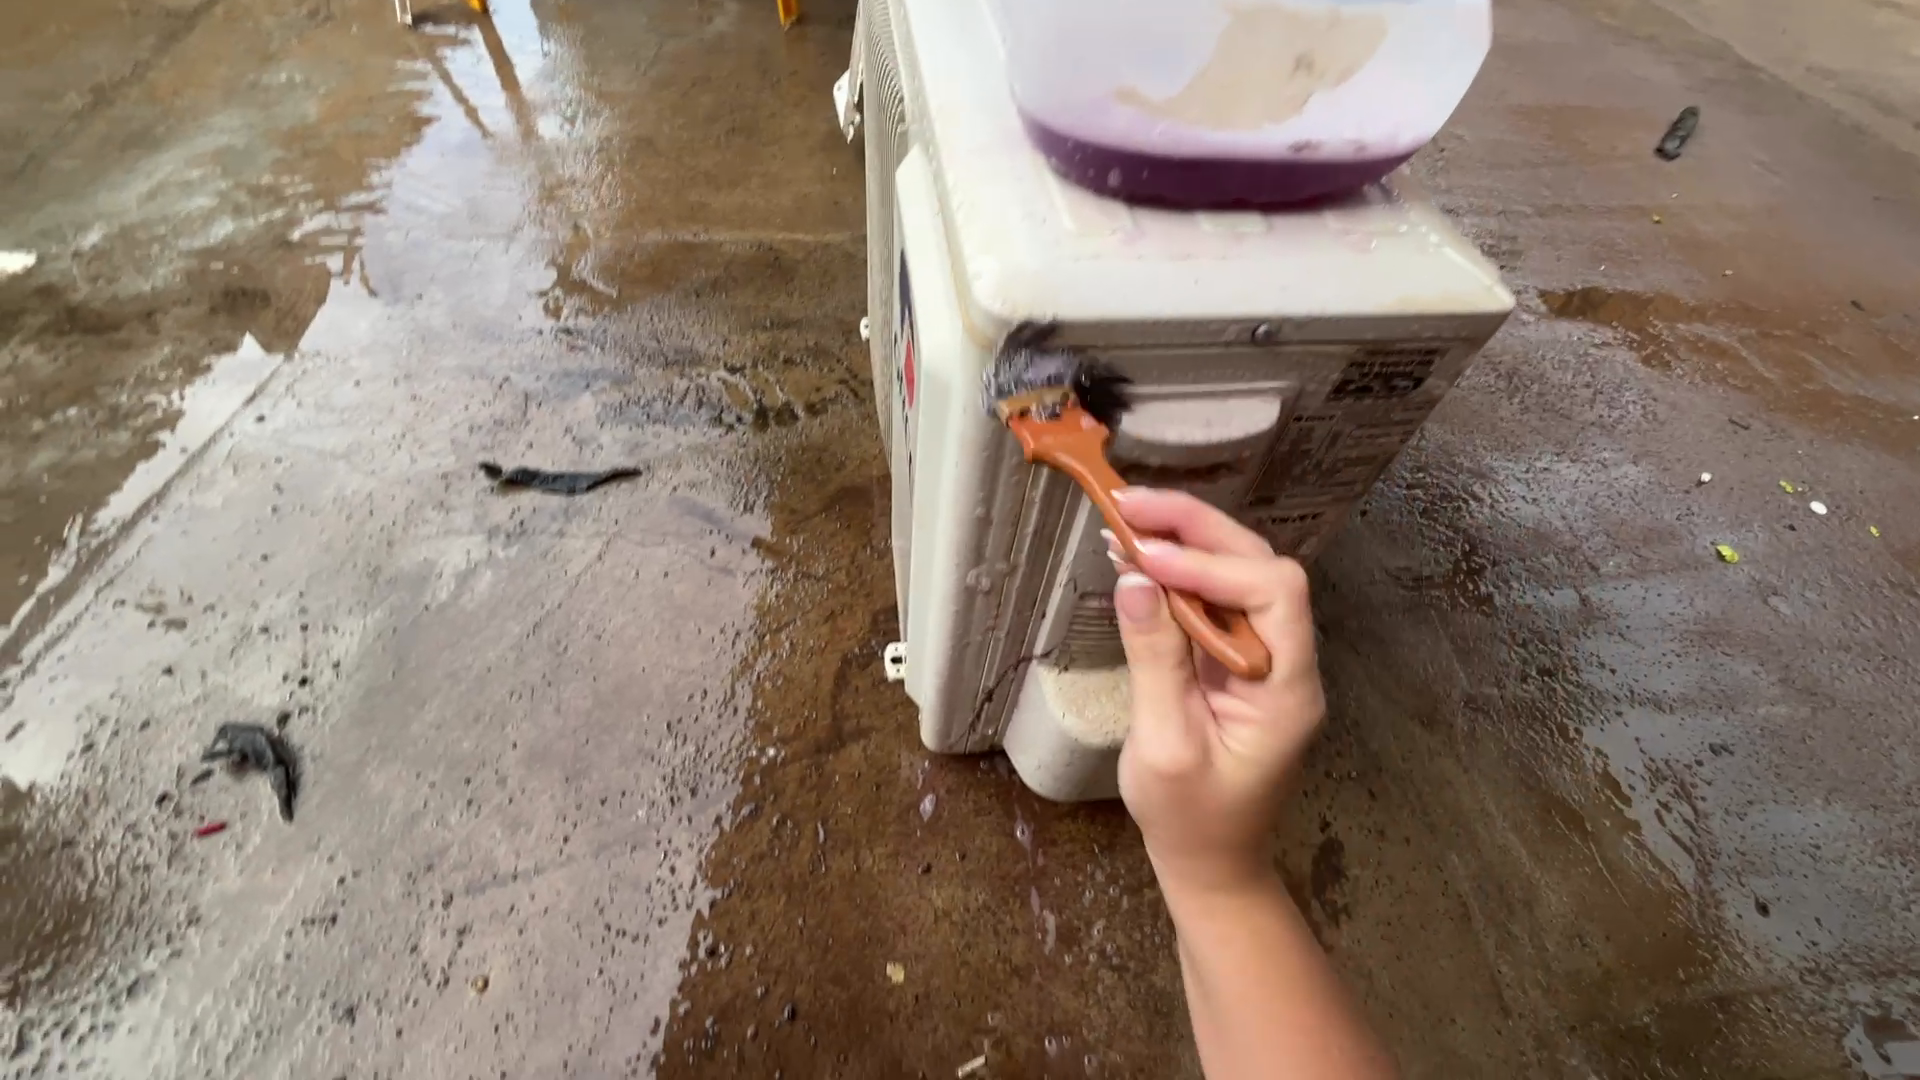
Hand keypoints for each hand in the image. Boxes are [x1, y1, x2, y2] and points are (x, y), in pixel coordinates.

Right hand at [1106, 488, 1325, 895]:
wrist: (1210, 859)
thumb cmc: (1190, 818)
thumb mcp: (1165, 745)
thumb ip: (1155, 661)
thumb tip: (1133, 579)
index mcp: (1287, 689)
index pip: (1273, 593)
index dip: (1211, 564)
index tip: (1145, 558)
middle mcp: (1285, 660)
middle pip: (1258, 565)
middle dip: (1196, 528)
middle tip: (1128, 504)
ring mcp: (1261, 657)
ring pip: (1235, 572)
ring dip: (1183, 538)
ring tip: (1125, 517)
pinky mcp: (1232, 658)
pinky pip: (1212, 598)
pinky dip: (1174, 569)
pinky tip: (1136, 554)